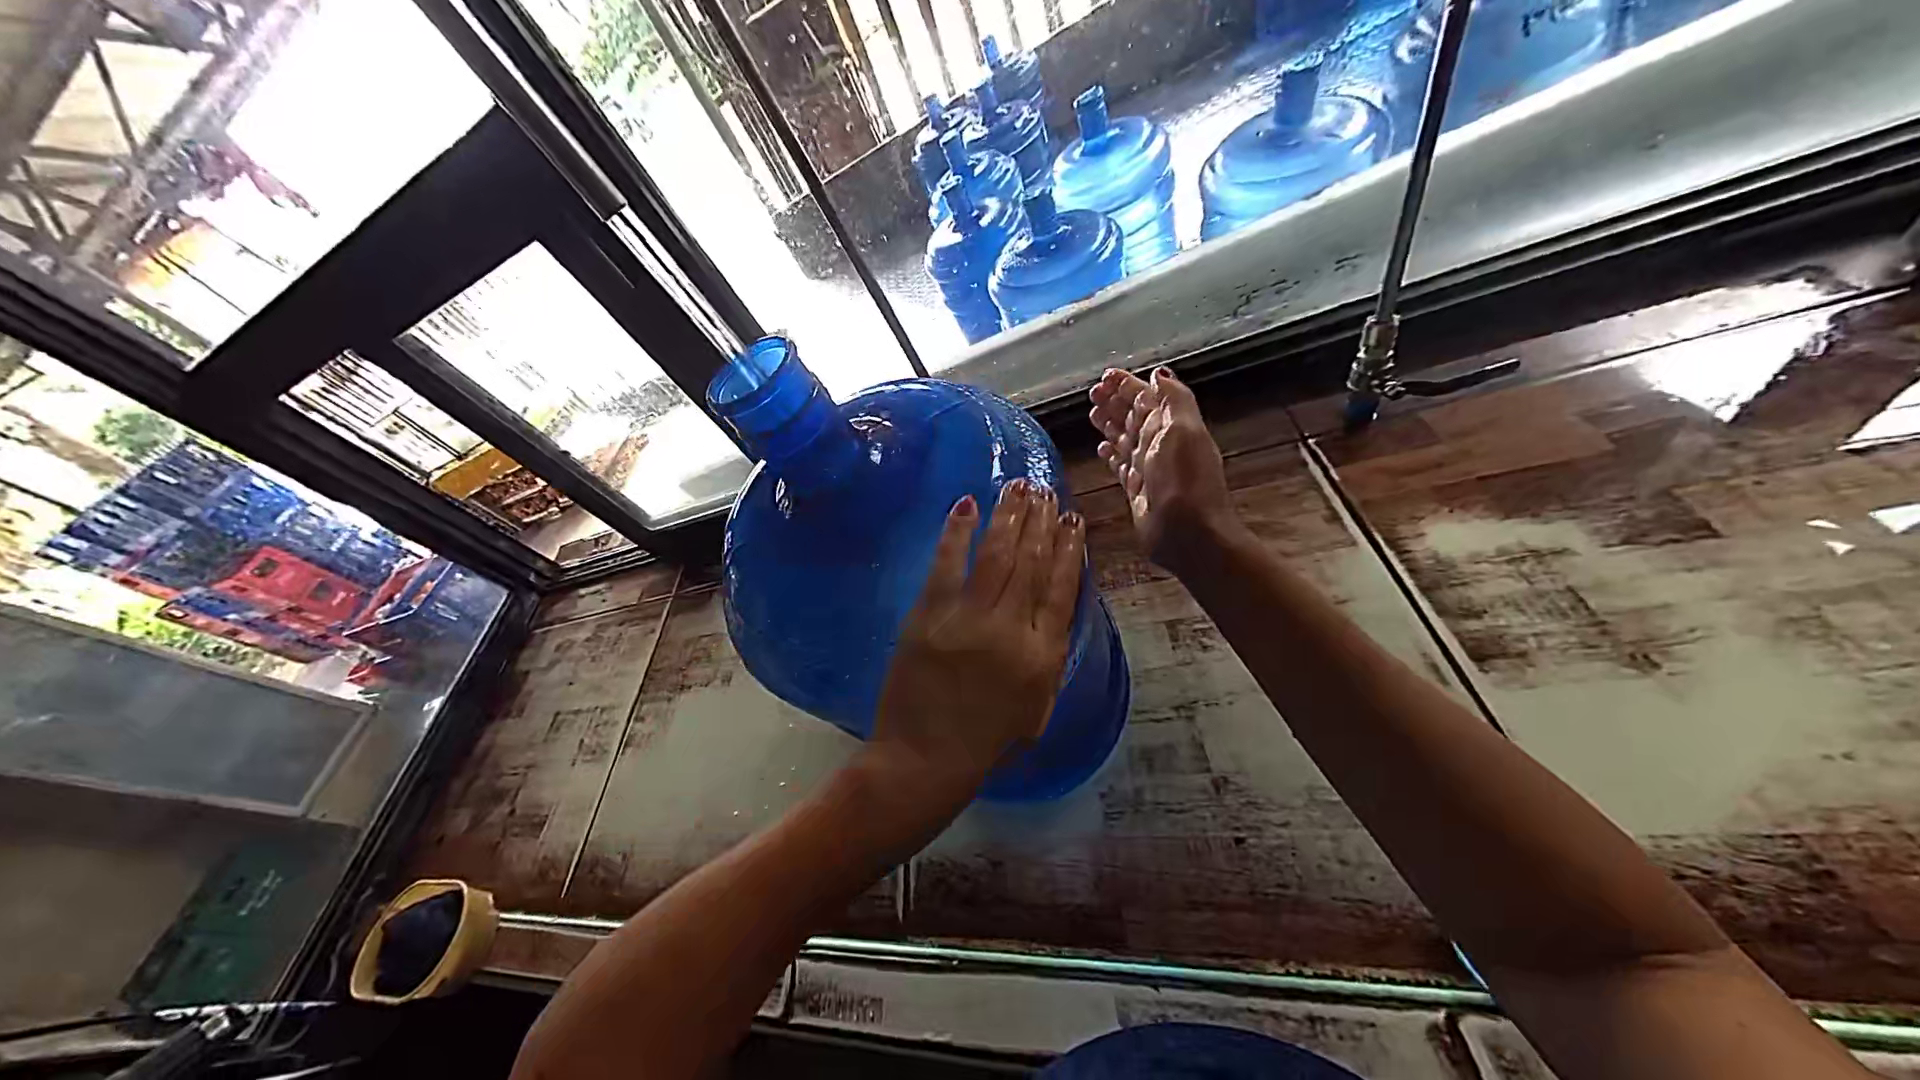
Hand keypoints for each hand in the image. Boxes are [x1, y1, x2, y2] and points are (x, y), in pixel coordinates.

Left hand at [868, 480, 1086, 803]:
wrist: (924, 759)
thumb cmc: (986, 741)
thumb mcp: (1036, 707)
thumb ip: (1049, 657)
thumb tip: (1053, 607)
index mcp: (1043, 657)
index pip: (1062, 589)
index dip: (1070, 550)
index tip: (1073, 520)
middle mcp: (1012, 631)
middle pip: (1032, 563)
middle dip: (1041, 522)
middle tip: (1044, 490)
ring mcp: (968, 621)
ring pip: (997, 555)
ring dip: (1009, 517)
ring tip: (1018, 487)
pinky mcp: (929, 617)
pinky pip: (947, 564)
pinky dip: (957, 532)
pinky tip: (967, 504)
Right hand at [1089, 367, 1242, 575]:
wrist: (1189, 532)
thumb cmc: (1186, 480)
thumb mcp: (1184, 429)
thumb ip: (1174, 399)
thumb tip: (1158, 374)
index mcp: (1171, 425)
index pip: (1145, 397)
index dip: (1127, 385)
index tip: (1105, 376)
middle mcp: (1159, 444)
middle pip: (1132, 416)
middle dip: (1114, 402)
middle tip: (1092, 393)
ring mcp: (1147, 468)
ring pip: (1124, 438)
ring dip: (1109, 424)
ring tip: (1092, 413)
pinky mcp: (1136, 490)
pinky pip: (1120, 465)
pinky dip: (1111, 455)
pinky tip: (1101, 449)